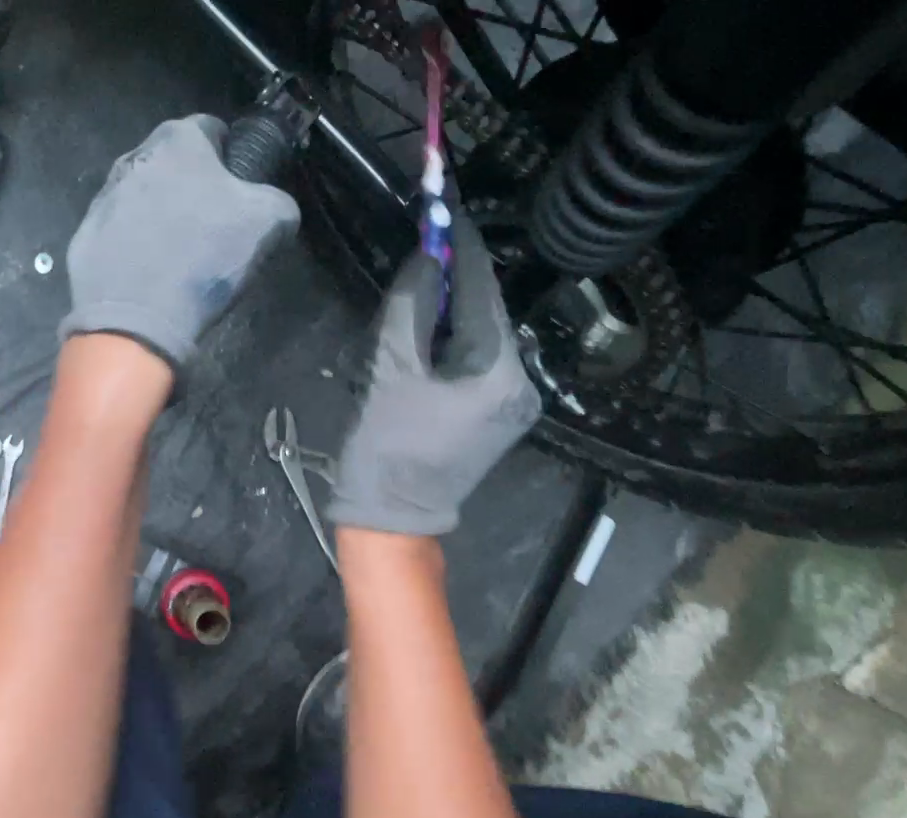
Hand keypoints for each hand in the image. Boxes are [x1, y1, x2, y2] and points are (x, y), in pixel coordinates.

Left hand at [58, 115, 300, 381]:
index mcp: (177, 139)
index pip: (212, 131)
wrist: (136, 319)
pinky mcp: (85, 238)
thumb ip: (278, 202)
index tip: (239, 193)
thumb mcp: (269, 224)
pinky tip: (148, 277)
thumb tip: (272, 206)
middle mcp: (133, 157)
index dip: (231, 159)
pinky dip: (133, 249)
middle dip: (191, 189)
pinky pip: (118, 236)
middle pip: (173, 166)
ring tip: (177, 259)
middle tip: (210, 230)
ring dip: (160, 218)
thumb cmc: (204, 258)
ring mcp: (102, 199)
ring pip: (143, 199)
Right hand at [329, 218, 541, 536]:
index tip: (445, 208)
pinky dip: (452, 345)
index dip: (460, 247)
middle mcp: (520, 383)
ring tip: (416, 299)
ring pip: (481, 339)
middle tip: (422, 253)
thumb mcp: (390, 372)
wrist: (392, 521)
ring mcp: (513, 405)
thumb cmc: (386, 449)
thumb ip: (409, 307)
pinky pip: (478, 365)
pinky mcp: (497, 419)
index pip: (480, 292)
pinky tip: (426, 340)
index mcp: (497, 370)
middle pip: (484, 314)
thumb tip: (425, 258)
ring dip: (449, 315)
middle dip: (452, 283)